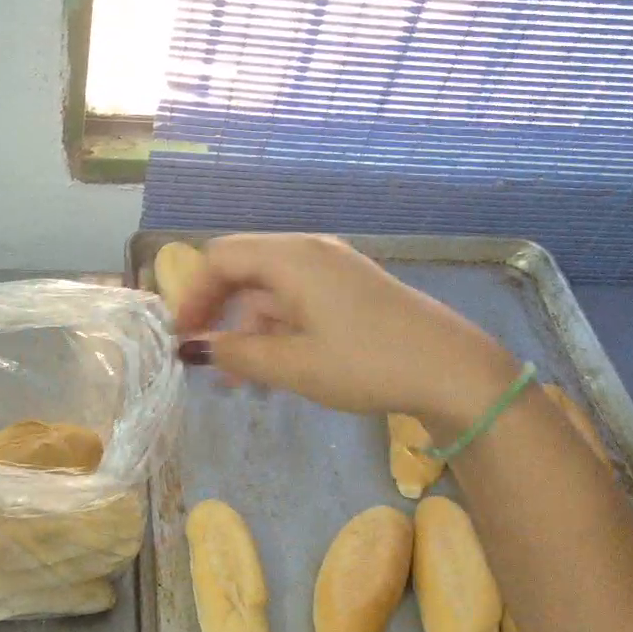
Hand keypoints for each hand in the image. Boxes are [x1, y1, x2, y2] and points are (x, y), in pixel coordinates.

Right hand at [175, 234, 517, 428]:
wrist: (452, 371)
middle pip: (241, 269)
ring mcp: (332, 270)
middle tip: (201, 354)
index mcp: (292, 258)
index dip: (191, 295)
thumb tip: (196, 347)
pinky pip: (295, 301)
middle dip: (216, 311)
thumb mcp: (292, 365)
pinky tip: (271, 370)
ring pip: (268, 290)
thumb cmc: (366, 363)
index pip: (219, 258)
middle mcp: (309, 252)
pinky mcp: (348, 291)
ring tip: (235, 379)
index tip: (180, 336)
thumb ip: (236, 353)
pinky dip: (274, 330)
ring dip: (245, 329)